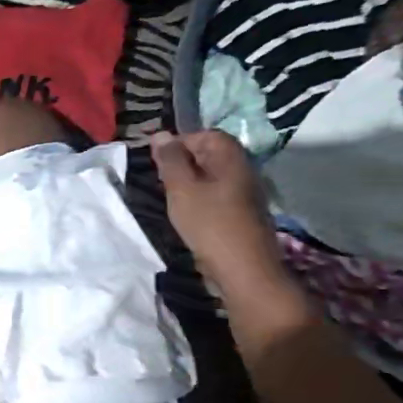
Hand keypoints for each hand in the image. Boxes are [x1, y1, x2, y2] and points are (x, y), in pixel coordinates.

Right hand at [150, 131, 286, 292]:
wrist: (243, 268)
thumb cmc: (209, 222)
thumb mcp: (180, 187)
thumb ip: (169, 159)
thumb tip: (161, 134)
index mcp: (231, 157)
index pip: (204, 135)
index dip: (179, 142)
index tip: (158, 161)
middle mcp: (242, 169)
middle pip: (208, 154)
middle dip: (181, 162)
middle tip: (161, 180)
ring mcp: (244, 192)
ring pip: (210, 175)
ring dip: (188, 182)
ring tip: (171, 197)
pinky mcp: (241, 212)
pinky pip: (216, 193)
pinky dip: (198, 197)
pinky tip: (187, 213)